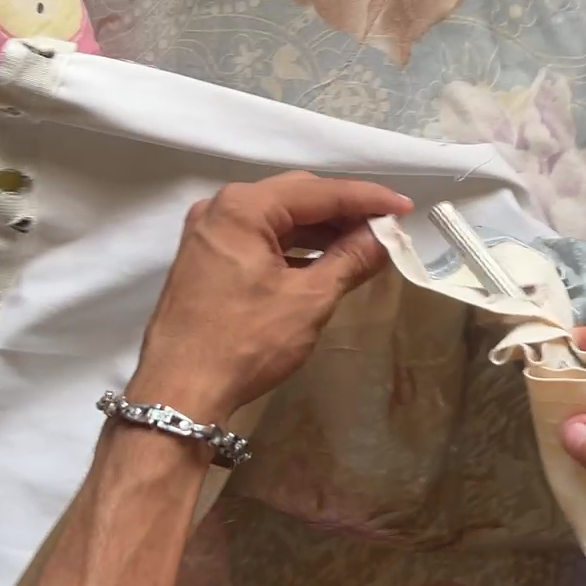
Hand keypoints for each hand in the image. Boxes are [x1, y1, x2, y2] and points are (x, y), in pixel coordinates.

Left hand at [128, 172, 411, 423]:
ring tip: (363, 246)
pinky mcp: (208, 258)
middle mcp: (221, 208)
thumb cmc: (246, 342)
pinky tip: (324, 261)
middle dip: (345, 211)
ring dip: (322, 230)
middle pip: (298, 197)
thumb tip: (384, 236)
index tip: (405, 208)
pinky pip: (262, 238)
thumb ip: (351, 258)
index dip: (368, 200)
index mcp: (244, 207)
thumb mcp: (309, 299)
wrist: (179, 393)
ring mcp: (210, 233)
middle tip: (386, 229)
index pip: (320, 192)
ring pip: (280, 218)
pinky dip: (296, 246)